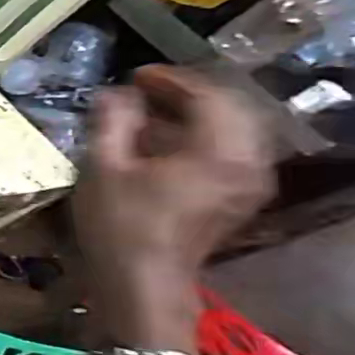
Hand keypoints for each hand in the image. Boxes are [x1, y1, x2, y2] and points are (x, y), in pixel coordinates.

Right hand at [75, 66, 273, 343]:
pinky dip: (202, 136)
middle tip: (145, 89)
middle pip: (231, 110)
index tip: (135, 75)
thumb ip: (114, 122)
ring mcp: (250, 183)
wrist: (143, 280)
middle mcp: (249, 163)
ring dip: (196, 114)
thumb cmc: (121, 222)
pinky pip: (231, 151)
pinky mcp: (239, 198)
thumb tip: (118, 94)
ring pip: (234, 130)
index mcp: (220, 151)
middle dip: (188, 93)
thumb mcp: (104, 166)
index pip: (209, 97)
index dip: (172, 80)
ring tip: (153, 111)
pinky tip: (167, 141)